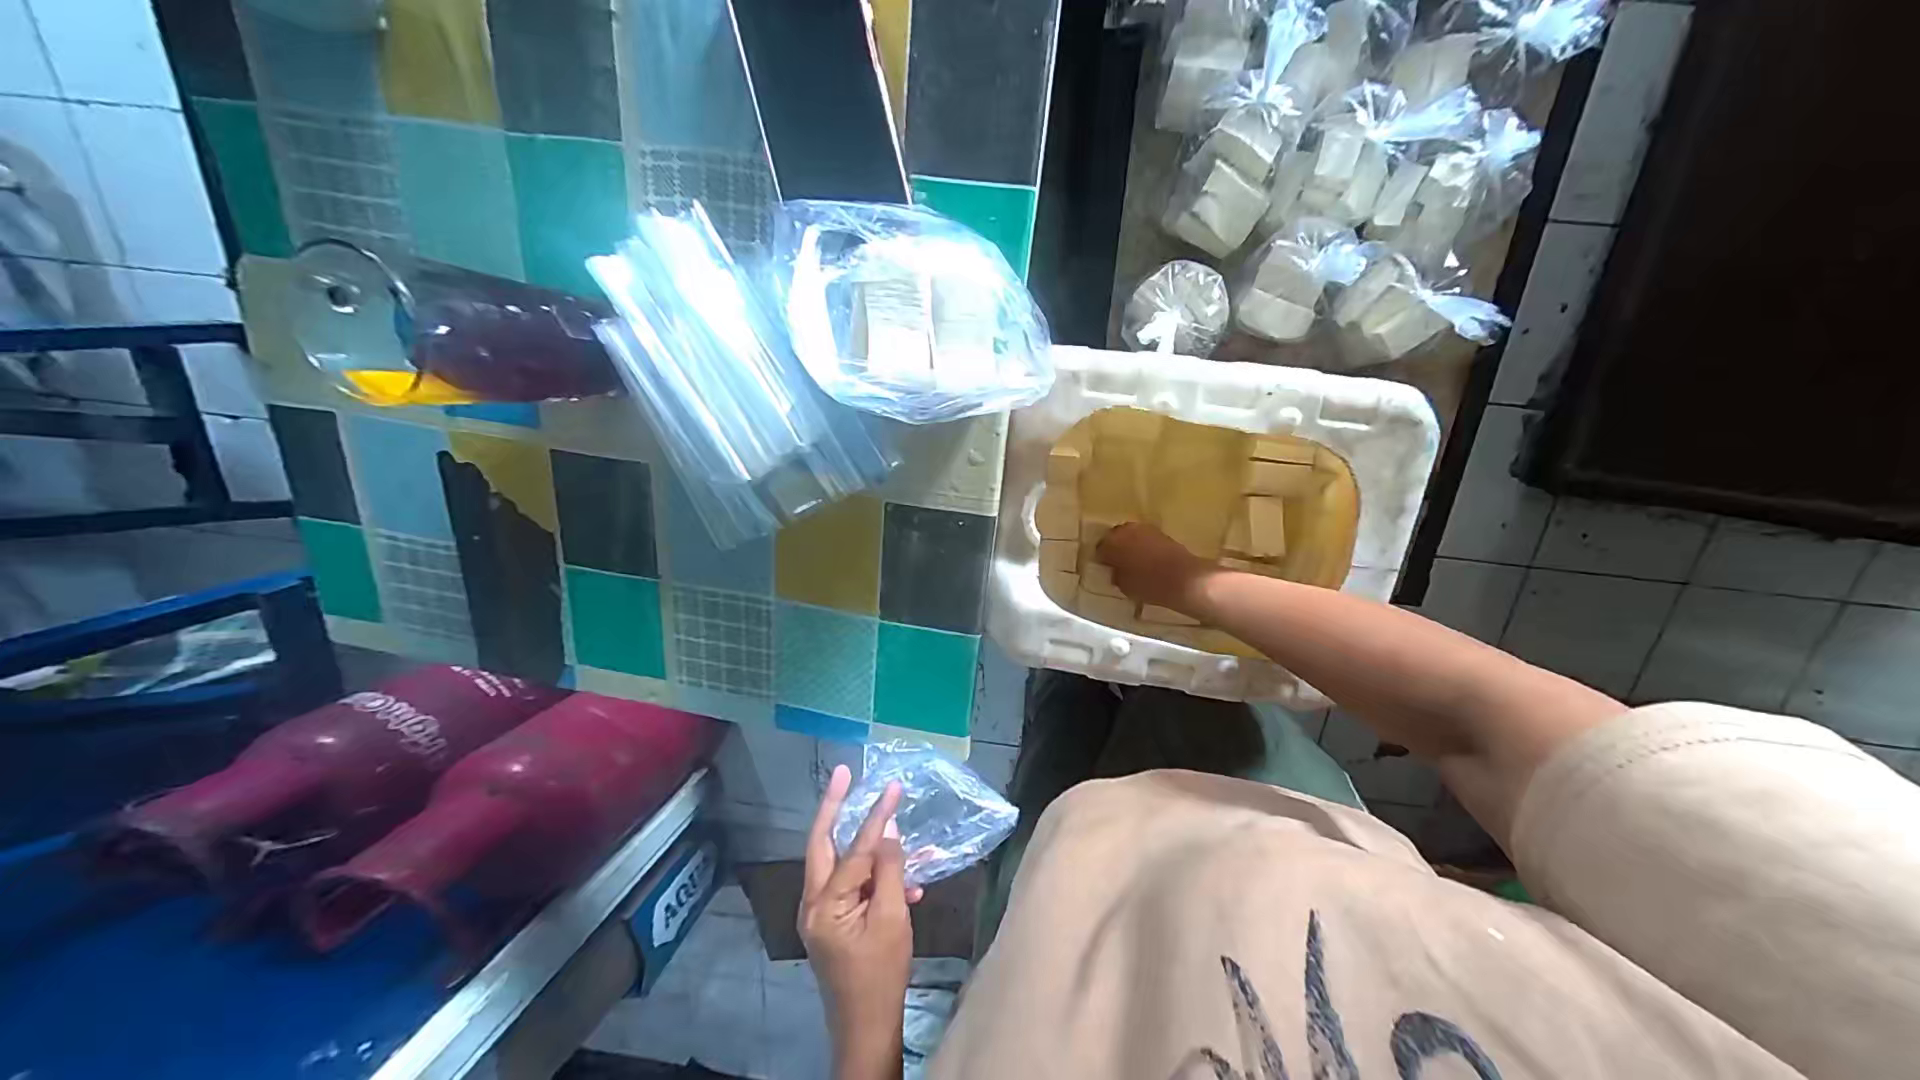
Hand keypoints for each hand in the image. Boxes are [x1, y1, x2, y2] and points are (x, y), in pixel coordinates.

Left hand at [801, 766, 917, 1079]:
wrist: (865, 1026)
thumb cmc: (881, 974)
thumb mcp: (892, 919)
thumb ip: (889, 870)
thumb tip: (888, 829)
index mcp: (825, 903)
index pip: (854, 849)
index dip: (876, 816)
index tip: (892, 786)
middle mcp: (813, 902)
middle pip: (823, 843)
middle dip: (834, 806)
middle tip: (843, 774)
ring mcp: (819, 912)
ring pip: (837, 862)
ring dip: (859, 841)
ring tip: (876, 811)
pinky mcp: (831, 921)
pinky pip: (849, 884)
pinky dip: (870, 873)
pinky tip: (901, 876)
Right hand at [1095, 522, 1220, 614]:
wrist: (1185, 579)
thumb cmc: (1149, 584)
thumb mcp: (1125, 586)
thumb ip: (1116, 574)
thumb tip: (1116, 570)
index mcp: (1112, 543)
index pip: (1100, 549)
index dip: (1103, 559)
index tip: (1106, 568)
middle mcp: (1126, 530)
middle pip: (1115, 537)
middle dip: (1116, 548)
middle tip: (1118, 563)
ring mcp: (1145, 529)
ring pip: (1131, 535)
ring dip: (1130, 544)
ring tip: (1134, 560)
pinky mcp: (1161, 532)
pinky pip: (1145, 538)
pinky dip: (1144, 545)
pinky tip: (1148, 558)